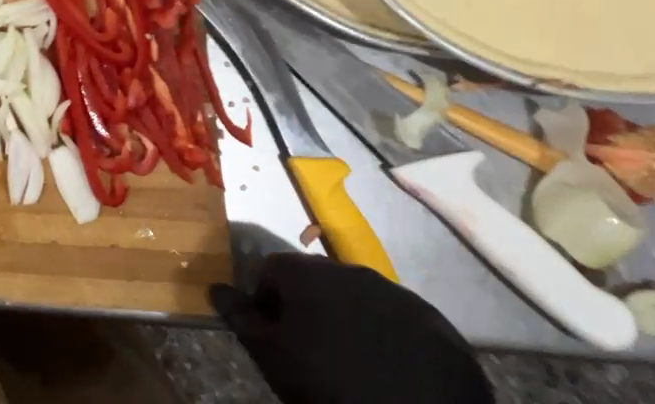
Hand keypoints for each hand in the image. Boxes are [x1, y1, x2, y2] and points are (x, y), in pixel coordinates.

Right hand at [210, 253, 491, 403]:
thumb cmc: (328, 385)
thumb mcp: (274, 357)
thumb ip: (242, 318)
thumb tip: (216, 288)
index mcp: (308, 274)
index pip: (272, 267)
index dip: (265, 296)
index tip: (270, 329)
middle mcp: (352, 270)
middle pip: (317, 277)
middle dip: (307, 302)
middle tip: (307, 343)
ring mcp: (399, 295)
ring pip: (360, 295)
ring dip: (348, 315)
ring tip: (349, 356)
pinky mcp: (438, 324)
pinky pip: (400, 318)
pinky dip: (387, 333)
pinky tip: (388, 366)